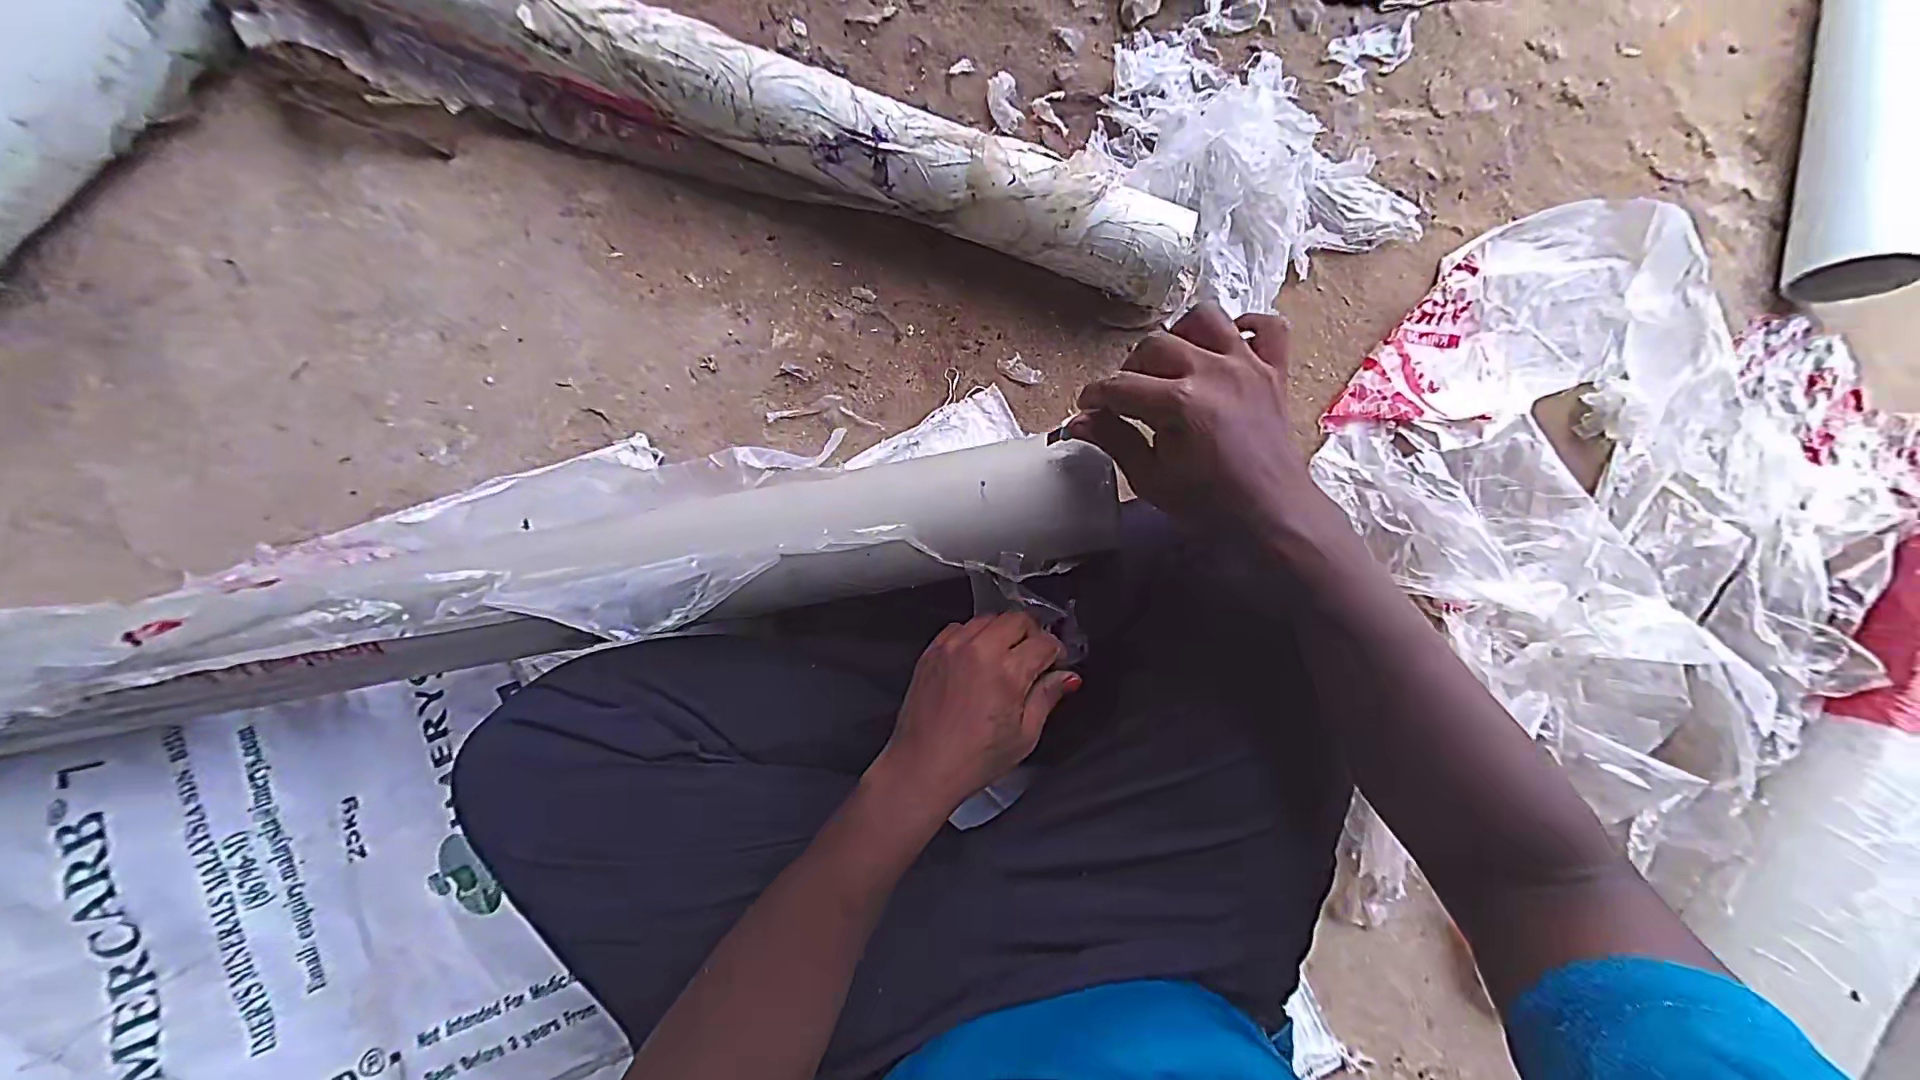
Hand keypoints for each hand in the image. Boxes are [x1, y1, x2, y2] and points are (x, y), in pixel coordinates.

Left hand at [867, 612, 1079, 816]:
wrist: (923, 766)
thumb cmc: (972, 758)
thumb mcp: (1024, 735)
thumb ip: (1047, 697)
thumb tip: (1067, 678)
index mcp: (1006, 671)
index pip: (1044, 642)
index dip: (1056, 652)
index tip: (1055, 663)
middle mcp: (979, 651)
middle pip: (1017, 620)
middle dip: (1032, 634)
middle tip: (1033, 657)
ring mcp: (952, 647)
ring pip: (988, 619)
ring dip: (1002, 632)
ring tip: (1004, 658)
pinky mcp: (932, 651)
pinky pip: (960, 627)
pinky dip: (973, 635)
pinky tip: (976, 659)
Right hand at [1067, 303, 1315, 536]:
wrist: (1269, 513)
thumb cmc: (1210, 503)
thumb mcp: (1149, 478)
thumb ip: (1114, 441)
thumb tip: (1079, 422)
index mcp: (1179, 403)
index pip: (1119, 385)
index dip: (1095, 395)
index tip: (1088, 406)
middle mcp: (1213, 374)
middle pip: (1154, 345)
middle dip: (1130, 368)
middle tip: (1126, 396)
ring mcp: (1247, 367)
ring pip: (1204, 319)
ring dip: (1180, 335)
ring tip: (1170, 363)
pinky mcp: (1273, 371)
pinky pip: (1267, 326)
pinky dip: (1245, 327)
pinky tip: (1226, 344)